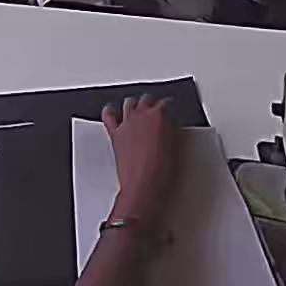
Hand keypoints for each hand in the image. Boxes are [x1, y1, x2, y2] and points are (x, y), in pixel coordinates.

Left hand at [102, 95, 175, 226]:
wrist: (143, 185)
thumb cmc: (160, 171)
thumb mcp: (176, 147)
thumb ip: (172, 130)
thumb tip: (171, 126)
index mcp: (160, 116)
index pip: (166, 103)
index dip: (170, 106)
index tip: (171, 108)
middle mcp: (141, 115)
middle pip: (146, 99)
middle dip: (152, 102)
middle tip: (156, 106)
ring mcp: (127, 123)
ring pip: (129, 103)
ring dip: (135, 104)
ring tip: (137, 106)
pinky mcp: (115, 133)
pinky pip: (109, 116)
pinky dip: (110, 111)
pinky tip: (111, 109)